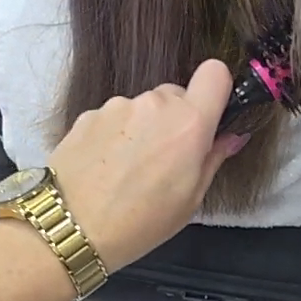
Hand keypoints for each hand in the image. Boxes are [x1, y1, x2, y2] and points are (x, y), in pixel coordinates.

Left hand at [48, 59, 245, 268]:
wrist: (70, 227)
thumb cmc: (138, 222)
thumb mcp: (190, 200)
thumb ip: (213, 158)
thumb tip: (231, 136)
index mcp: (189, 123)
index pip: (215, 72)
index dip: (215, 90)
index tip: (209, 114)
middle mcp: (154, 105)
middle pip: (176, 94)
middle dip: (176, 119)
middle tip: (166, 159)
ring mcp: (118, 106)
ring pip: (143, 107)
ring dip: (143, 128)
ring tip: (129, 169)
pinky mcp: (89, 114)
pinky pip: (114, 117)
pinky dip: (115, 135)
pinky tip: (105, 167)